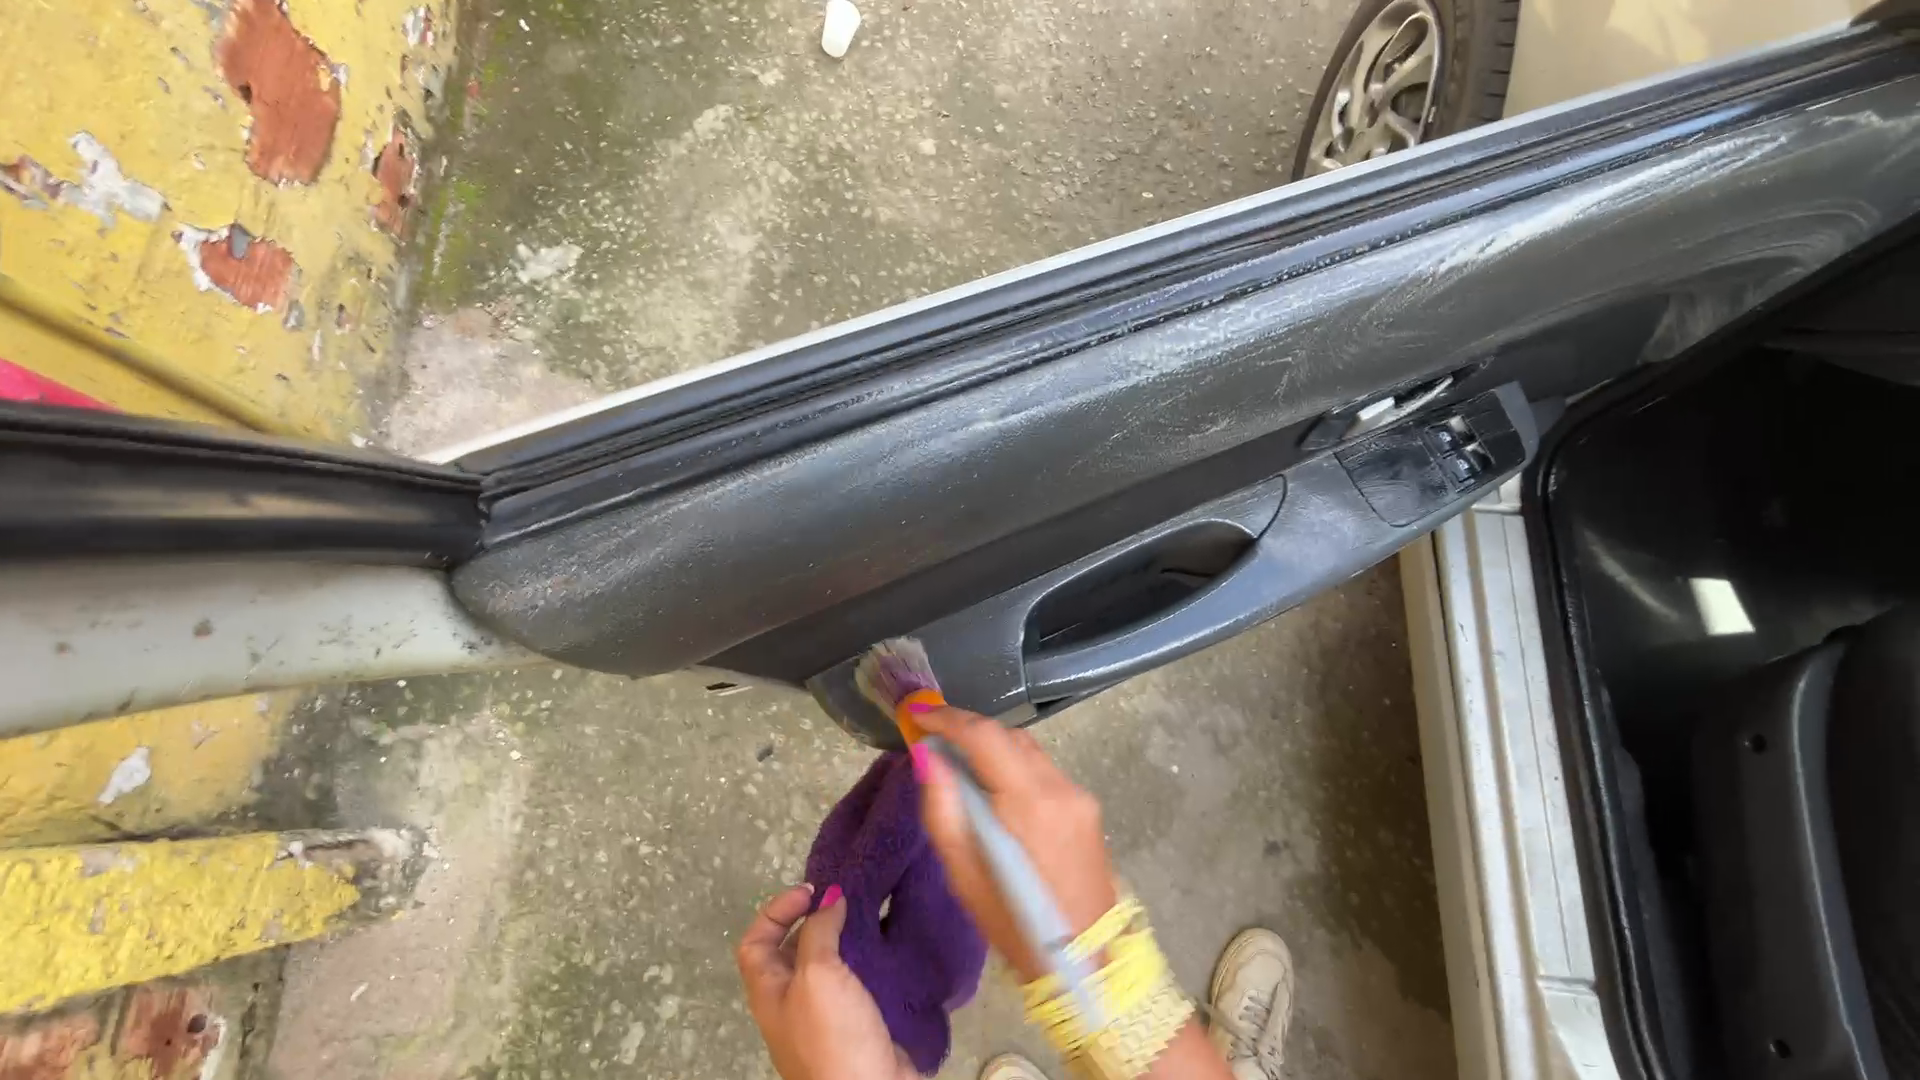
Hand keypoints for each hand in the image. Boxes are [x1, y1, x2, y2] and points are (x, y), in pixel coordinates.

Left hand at [736, 884, 915, 1079]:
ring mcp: (822, 1016)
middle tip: (843, 899)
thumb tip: (829, 899)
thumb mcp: (817, 975)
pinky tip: (884, 945)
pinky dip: (864, 958)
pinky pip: (852, 980)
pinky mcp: (854, 1023)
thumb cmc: (832, 1035)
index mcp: (769, 993)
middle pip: (788, 950)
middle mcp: (790, 1003)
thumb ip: (818, 932)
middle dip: (812, 920)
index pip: (755, 940)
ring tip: (867, 914)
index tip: (812, 893)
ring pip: (824, 964)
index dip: (776, 910)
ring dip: (841, 937)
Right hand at [913, 706, 1118, 980]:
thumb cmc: (1016, 923)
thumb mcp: (964, 874)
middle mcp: (1060, 787)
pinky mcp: (1087, 806)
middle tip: (933, 740)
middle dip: (969, 731)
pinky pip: (1044, 770)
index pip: (985, 736)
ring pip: (1028, 750)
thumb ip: (943, 809)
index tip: (919, 713)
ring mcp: (1079, 794)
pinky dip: (1014, 768)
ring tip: (960, 766)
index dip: (949, 719)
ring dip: (993, 748)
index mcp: (1029, 803)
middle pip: (1008, 736)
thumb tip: (929, 758)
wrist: (1088, 960)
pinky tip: (996, 792)